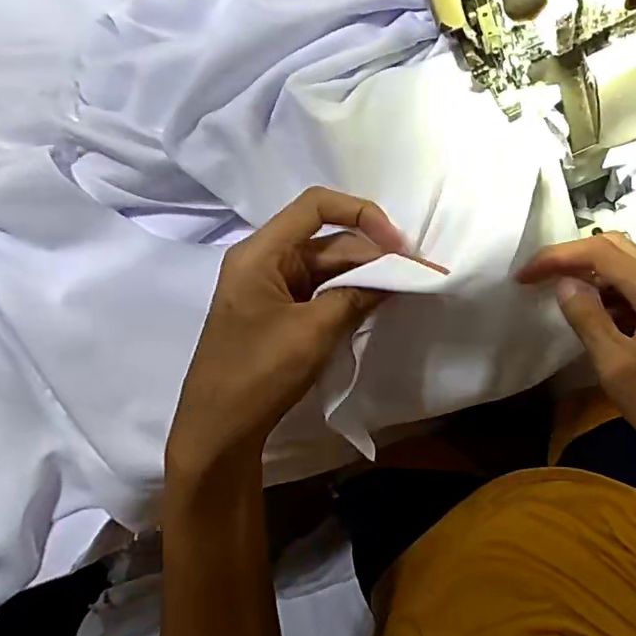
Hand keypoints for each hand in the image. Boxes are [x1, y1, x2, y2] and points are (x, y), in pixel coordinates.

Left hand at [171, 187, 412, 471]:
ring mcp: (273, 288)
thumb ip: (357, 296)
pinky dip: (350, 294)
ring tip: (405, 288)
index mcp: (262, 253)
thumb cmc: (258, 373)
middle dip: (373, 254)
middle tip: (416, 274)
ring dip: (365, 276)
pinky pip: (322, 291)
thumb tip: (396, 278)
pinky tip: (377, 304)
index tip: (396, 244)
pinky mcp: (281, 313)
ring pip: (329, 267)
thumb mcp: (314, 331)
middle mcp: (266, 261)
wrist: (218, 430)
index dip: (361, 214)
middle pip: (328, 240)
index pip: (316, 206)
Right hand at [517, 232, 635, 485]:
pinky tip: (585, 308)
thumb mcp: (616, 366)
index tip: (525, 275)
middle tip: (536, 275)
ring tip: (553, 287)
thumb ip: (588, 319)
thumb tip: (562, 283)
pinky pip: (631, 286)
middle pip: (615, 247)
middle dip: (571, 255)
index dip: (559, 256)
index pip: (601, 252)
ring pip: (623, 264)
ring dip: (587, 270)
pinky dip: (603, 288)